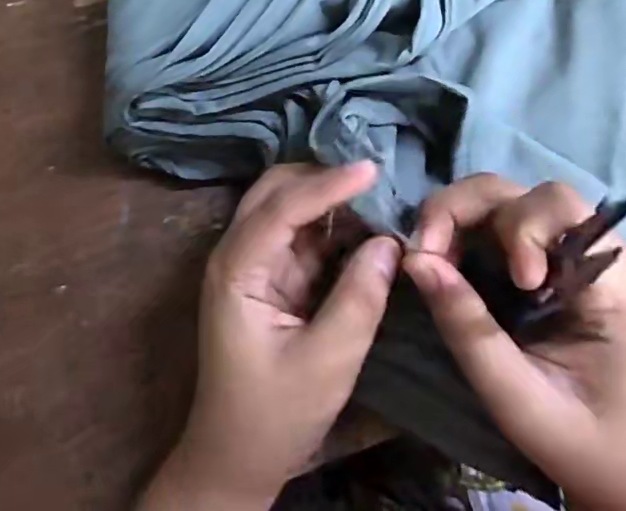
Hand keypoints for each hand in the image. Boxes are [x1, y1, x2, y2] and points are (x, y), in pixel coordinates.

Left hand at [140, 162, 401, 509]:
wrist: (236, 458)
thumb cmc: (274, 415)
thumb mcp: (326, 363)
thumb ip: (359, 300)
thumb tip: (390, 242)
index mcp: (236, 269)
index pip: (281, 207)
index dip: (327, 184)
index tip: (371, 169)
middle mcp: (238, 253)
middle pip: (276, 191)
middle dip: (323, 178)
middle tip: (376, 177)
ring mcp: (254, 262)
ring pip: (290, 206)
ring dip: (331, 198)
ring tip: (379, 196)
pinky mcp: (272, 276)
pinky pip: (303, 235)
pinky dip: (333, 225)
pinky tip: (366, 225)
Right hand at [403, 176, 625, 510]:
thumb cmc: (588, 450)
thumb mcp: (523, 404)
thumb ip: (471, 333)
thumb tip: (414, 261)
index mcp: (614, 283)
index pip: (562, 205)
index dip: (522, 225)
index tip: (515, 282)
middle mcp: (589, 255)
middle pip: (521, 193)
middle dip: (464, 209)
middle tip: (429, 251)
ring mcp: (562, 257)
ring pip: (501, 202)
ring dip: (457, 219)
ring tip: (433, 259)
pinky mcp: (540, 266)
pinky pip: (494, 228)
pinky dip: (461, 235)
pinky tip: (447, 266)